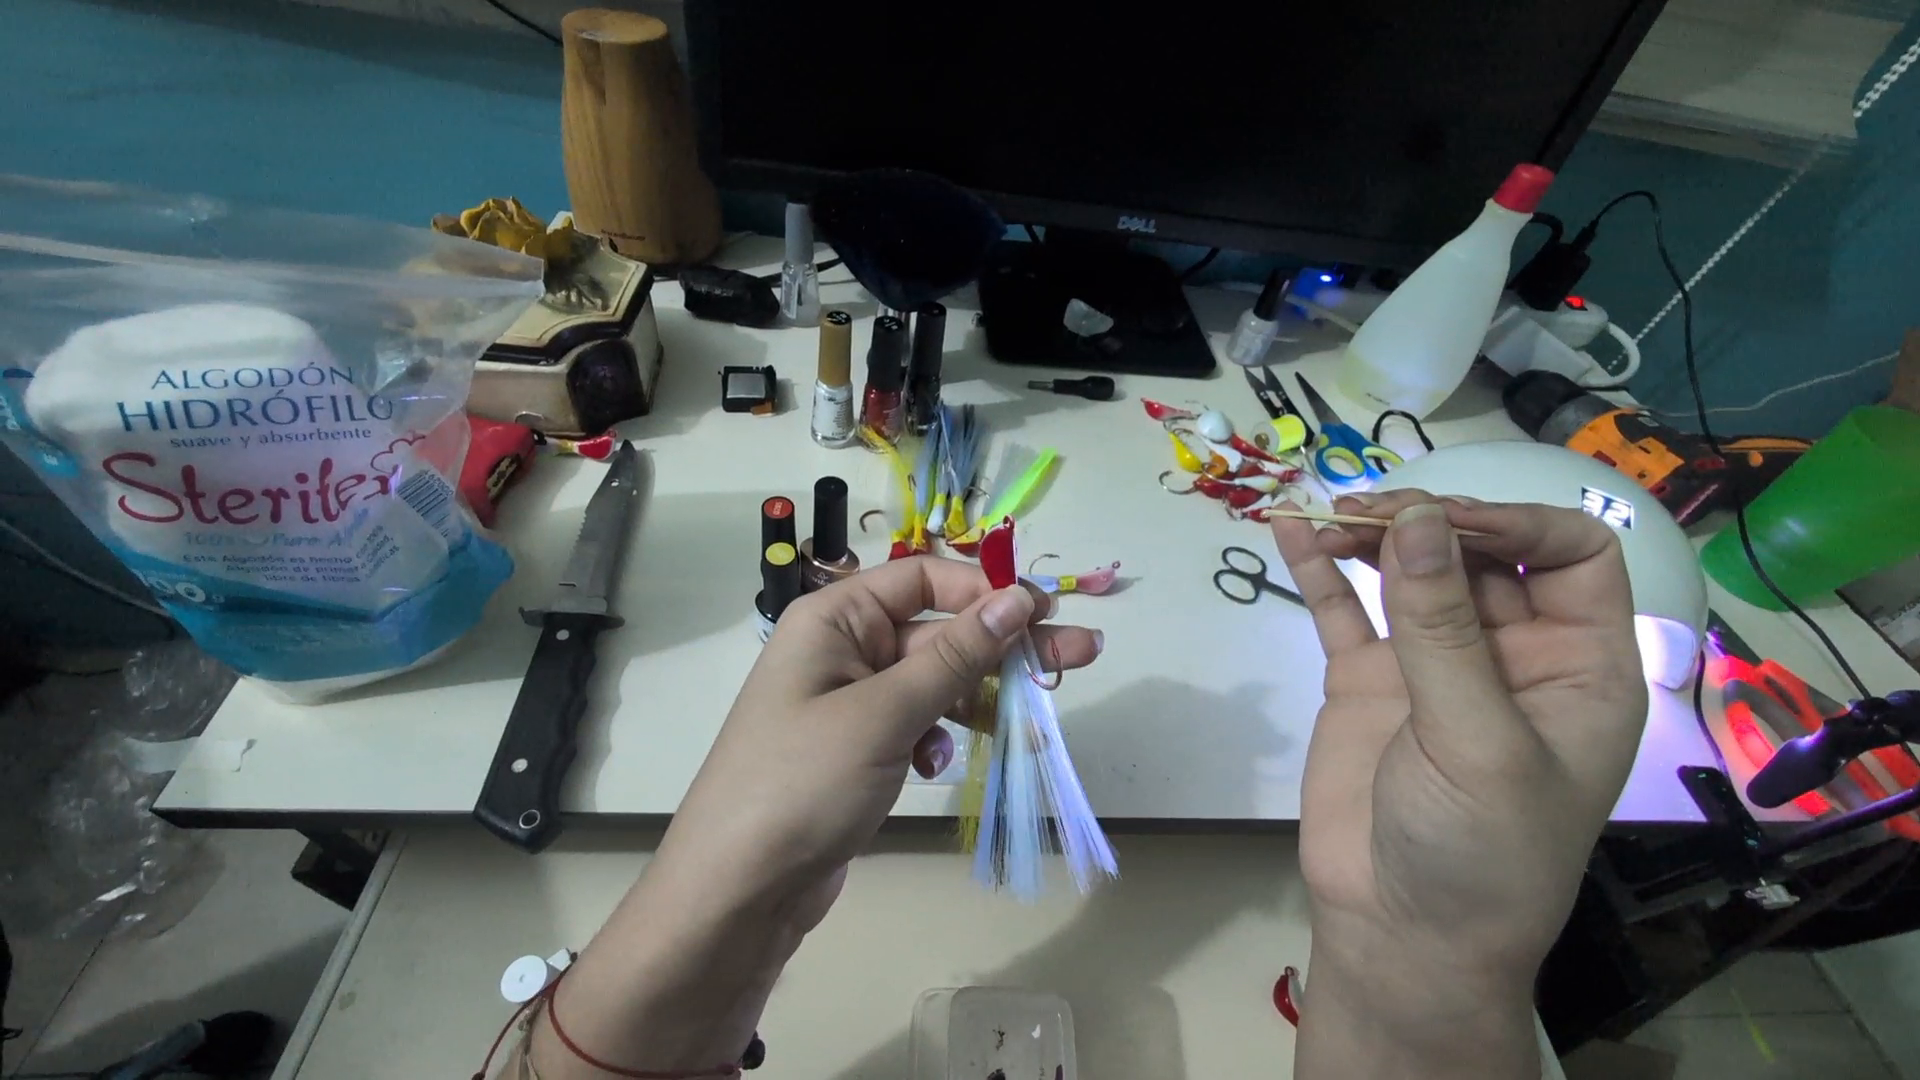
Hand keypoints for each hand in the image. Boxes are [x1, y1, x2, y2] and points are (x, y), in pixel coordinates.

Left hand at [659, 554, 1101, 917]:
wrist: (738, 891)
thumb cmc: (803, 782)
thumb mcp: (884, 712)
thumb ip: (956, 656)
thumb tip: (1019, 599)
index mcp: (835, 618)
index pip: (922, 580)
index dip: (984, 591)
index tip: (1044, 613)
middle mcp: (844, 648)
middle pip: (939, 631)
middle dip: (1004, 646)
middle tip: (1082, 653)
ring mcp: (852, 700)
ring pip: (934, 680)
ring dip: (980, 696)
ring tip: (1040, 715)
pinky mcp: (861, 746)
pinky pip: (917, 722)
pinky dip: (940, 735)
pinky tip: (940, 763)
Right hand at [1272, 491, 1644, 1077]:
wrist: (1396, 928)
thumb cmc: (1477, 848)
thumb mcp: (1475, 739)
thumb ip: (1441, 627)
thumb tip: (1417, 516)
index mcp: (1575, 664)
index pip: (1568, 555)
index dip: (1513, 522)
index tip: (1439, 518)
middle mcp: (1505, 651)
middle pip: (1474, 553)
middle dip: (1424, 522)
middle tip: (1365, 511)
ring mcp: (1427, 663)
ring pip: (1405, 573)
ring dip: (1368, 537)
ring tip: (1324, 517)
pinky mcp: (1365, 679)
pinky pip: (1345, 610)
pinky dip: (1320, 571)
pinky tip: (1291, 532)